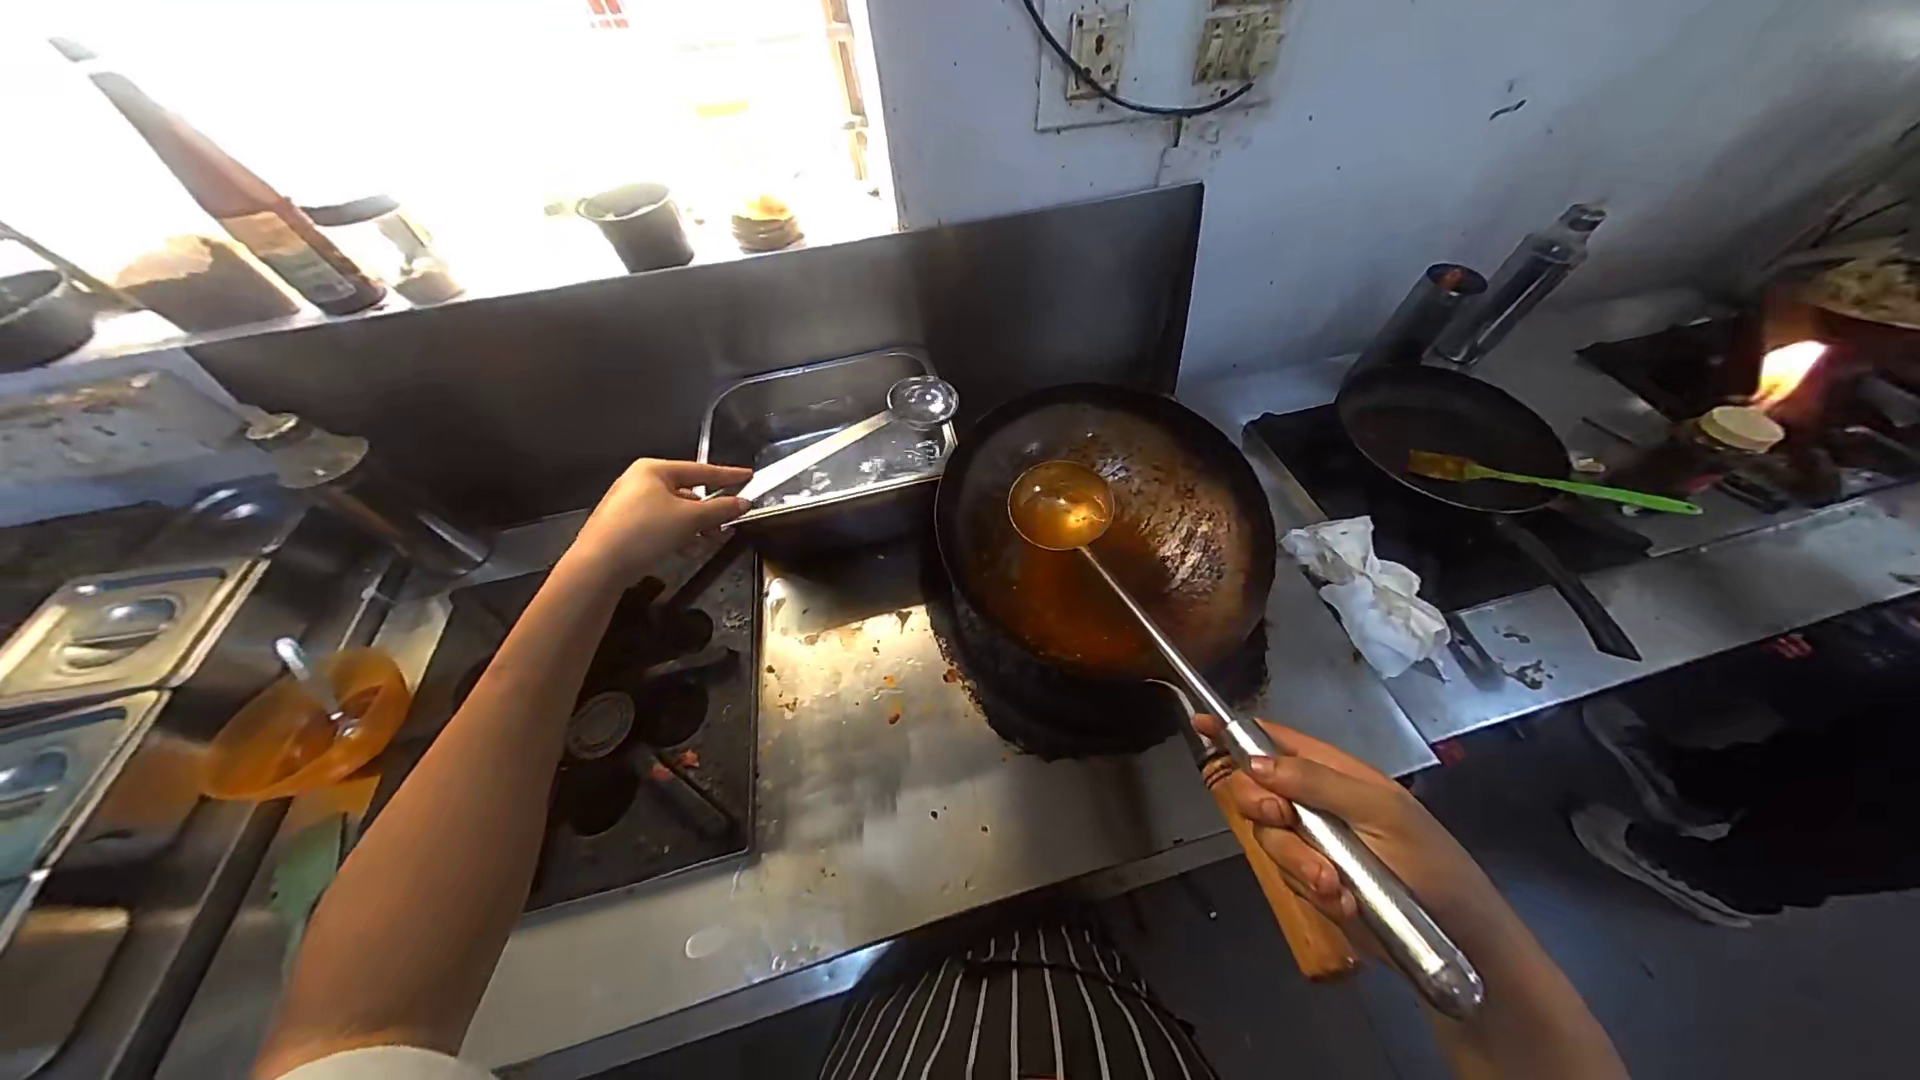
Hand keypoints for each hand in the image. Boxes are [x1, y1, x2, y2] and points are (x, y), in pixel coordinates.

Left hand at [565, 459, 752, 584]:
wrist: (599, 566)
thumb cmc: (640, 533)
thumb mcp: (691, 519)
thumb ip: (721, 509)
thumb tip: (742, 503)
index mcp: (653, 470)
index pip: (700, 470)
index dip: (728, 475)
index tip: (746, 476)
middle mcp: (639, 483)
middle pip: (688, 493)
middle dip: (710, 511)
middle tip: (728, 522)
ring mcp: (630, 505)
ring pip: (676, 512)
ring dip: (696, 527)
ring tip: (709, 541)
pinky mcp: (626, 527)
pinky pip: (662, 526)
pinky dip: (678, 535)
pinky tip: (687, 549)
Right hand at [1196, 715, 1508, 943]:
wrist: (1465, 947)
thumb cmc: (1433, 864)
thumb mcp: (1382, 812)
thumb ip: (1318, 782)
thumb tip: (1255, 761)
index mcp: (1333, 773)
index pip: (1274, 741)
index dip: (1236, 731)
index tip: (1202, 723)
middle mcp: (1314, 803)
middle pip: (1254, 788)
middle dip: (1262, 805)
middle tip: (1280, 817)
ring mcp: (1311, 843)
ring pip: (1267, 836)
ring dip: (1297, 860)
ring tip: (1334, 883)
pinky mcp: (1310, 882)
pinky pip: (1285, 876)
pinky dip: (1311, 890)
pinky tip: (1342, 902)